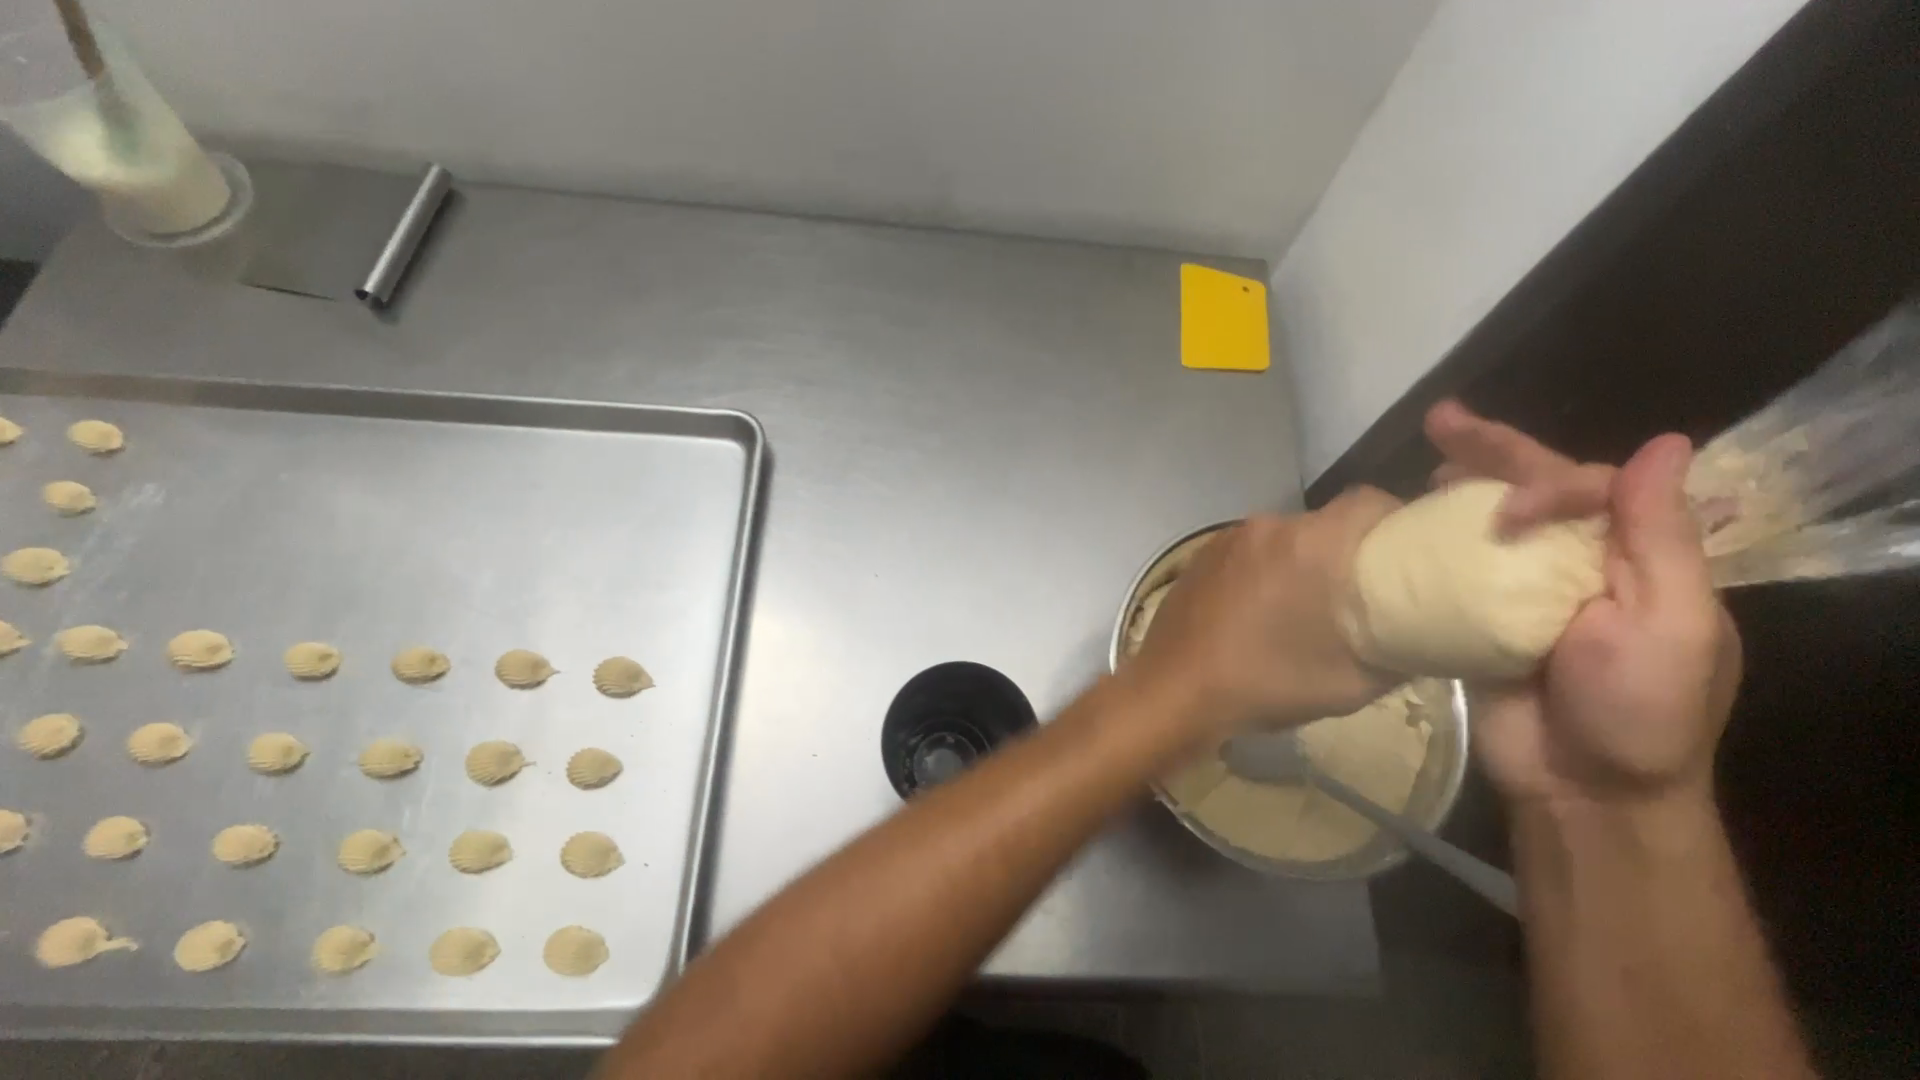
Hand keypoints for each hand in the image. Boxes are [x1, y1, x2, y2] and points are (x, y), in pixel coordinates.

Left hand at [1128, 488, 1401, 740]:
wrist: (1175, 691)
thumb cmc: (1268, 683)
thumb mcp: (1354, 682)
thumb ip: (1401, 651)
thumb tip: (1425, 635)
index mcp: (1314, 543)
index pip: (1371, 502)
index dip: (1396, 520)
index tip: (1408, 554)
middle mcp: (1271, 526)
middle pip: (1326, 522)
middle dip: (1347, 550)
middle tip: (1362, 590)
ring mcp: (1229, 538)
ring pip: (1285, 538)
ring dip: (1302, 562)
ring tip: (1308, 605)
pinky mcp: (1202, 555)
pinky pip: (1250, 552)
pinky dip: (1266, 570)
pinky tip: (1262, 609)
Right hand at [1424, 402, 1740, 807]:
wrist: (1580, 788)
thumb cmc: (1638, 710)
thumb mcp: (1671, 625)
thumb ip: (1661, 538)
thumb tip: (1665, 444)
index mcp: (1636, 556)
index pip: (1588, 487)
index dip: (1544, 482)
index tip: (1508, 513)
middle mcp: (1580, 561)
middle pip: (1535, 489)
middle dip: (1492, 452)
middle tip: (1441, 421)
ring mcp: (1526, 590)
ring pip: (1491, 520)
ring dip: (1461, 482)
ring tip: (1427, 451)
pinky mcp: (1480, 618)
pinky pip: (1457, 567)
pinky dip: (1433, 537)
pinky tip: (1407, 517)